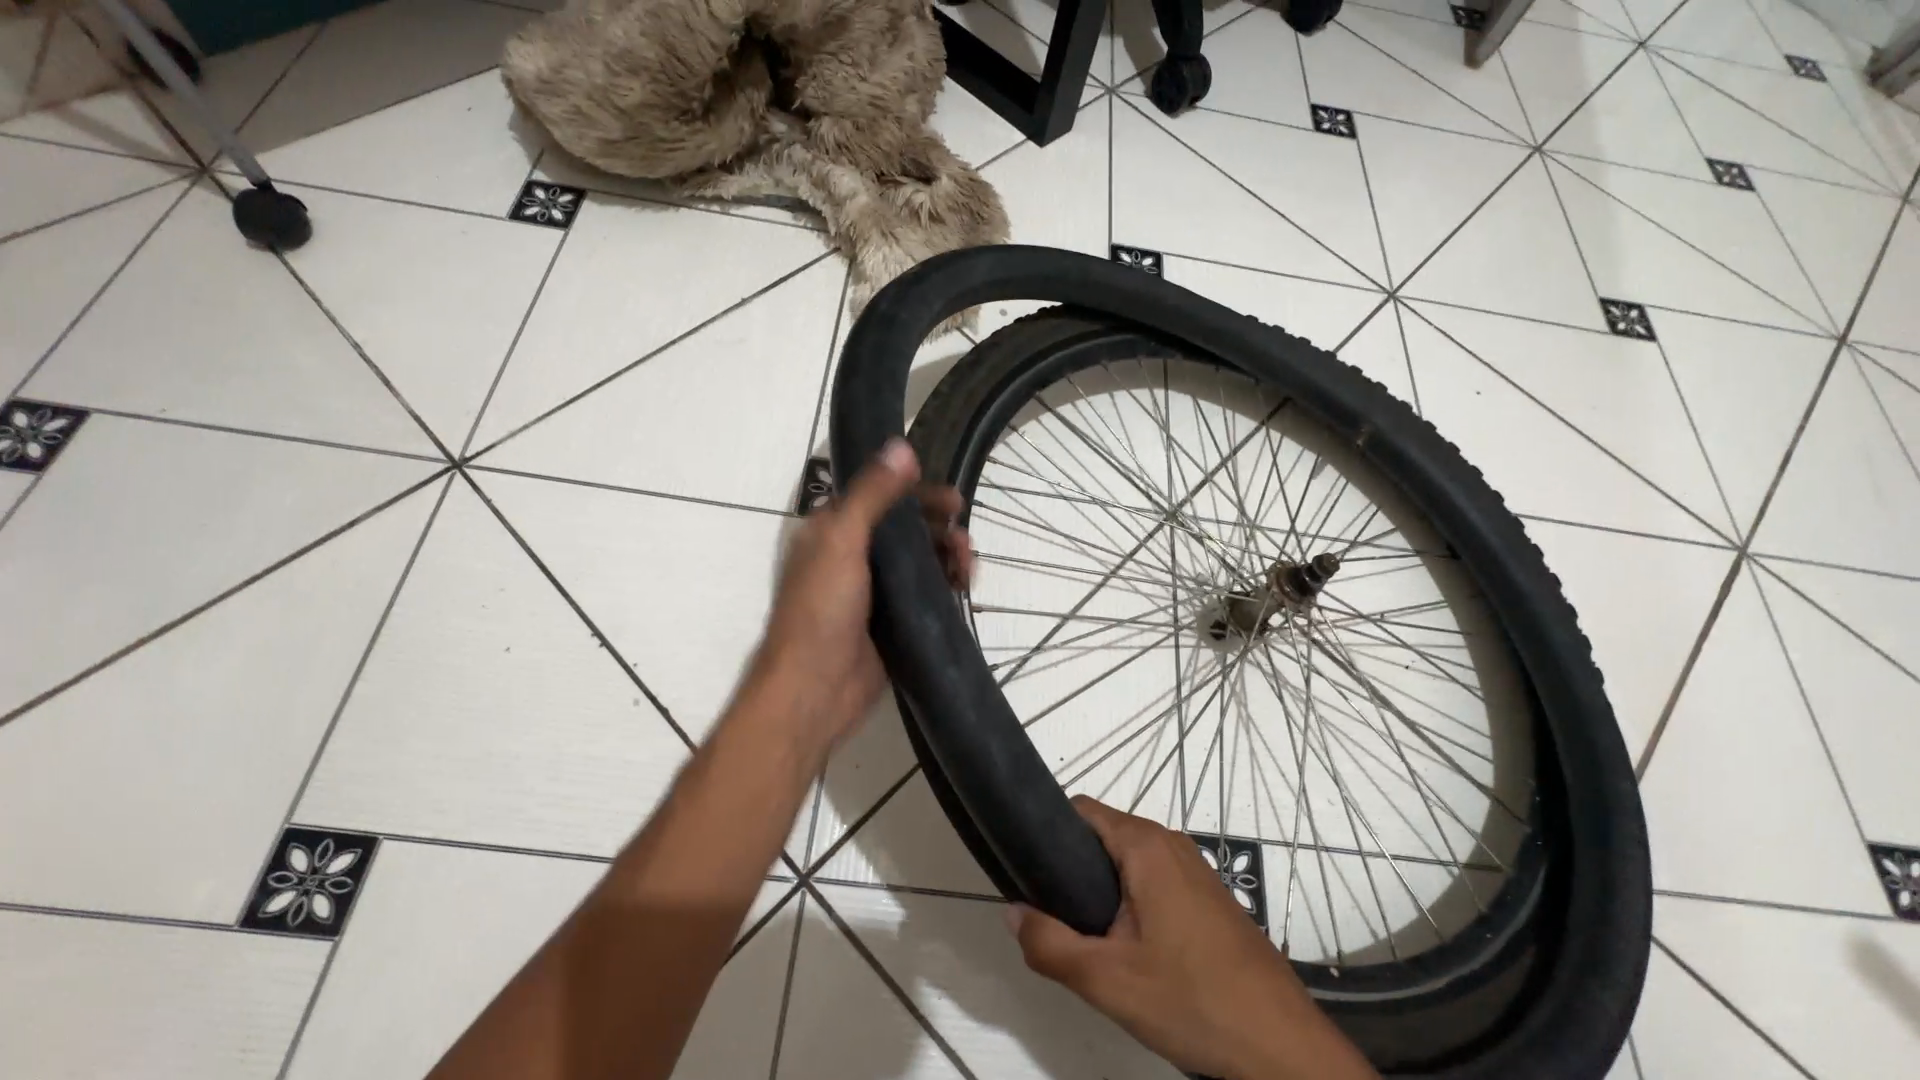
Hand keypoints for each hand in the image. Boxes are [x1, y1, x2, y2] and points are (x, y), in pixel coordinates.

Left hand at [744, 438, 972, 759]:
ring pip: (923, 562)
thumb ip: (873, 495)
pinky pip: (928, 596)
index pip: (882, 499)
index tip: (954, 501)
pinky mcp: (894, 624)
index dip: (917, 494)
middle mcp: (854, 557)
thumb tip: (902, 446)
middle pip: (908, 530)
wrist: (816, 689)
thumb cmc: (821, 610)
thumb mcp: (842, 541)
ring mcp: (876, 593)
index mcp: (833, 532)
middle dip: (941, 529)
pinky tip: (964, 590)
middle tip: (966, 540)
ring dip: (949, 557)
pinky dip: (948, 588)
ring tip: (968, 568)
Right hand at [1011, 797, 1376, 1079]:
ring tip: (1084, 939)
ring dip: (1100, 893)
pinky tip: (1125, 952)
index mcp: (1146, 846)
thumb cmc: (1192, 1002)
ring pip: (1127, 865)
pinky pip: (1153, 884)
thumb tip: (1012, 911)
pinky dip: (1130, 906)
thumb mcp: (1106, 980)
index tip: (1024, 869)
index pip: (1080, 811)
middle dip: (1071, 871)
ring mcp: (1196, 872)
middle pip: (1102, 837)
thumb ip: (1048, 943)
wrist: (1281, 1047)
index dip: (1047, 833)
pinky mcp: (1209, 900)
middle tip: (1050, 917)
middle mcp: (1172, 845)